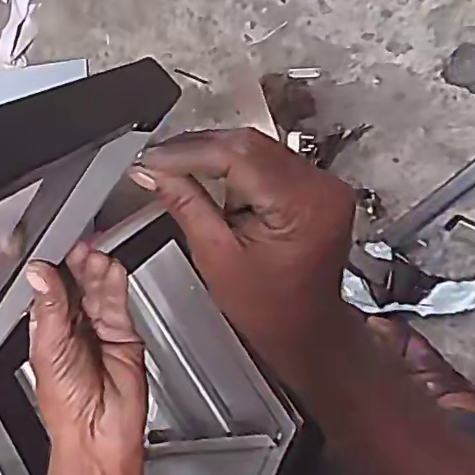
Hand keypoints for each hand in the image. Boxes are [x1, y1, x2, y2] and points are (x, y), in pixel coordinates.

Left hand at [25, 242, 147, 463]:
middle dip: (76, 264)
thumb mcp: (48, 350)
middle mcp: (72, 327)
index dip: (52, 268)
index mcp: (46, 330)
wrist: (98, 437)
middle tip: (78, 246)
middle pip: (76, 285)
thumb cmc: (65, 407)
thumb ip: (48, 308)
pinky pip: (118, 303)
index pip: (49, 290)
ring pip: (97, 290)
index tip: (54, 247)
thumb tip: (38, 274)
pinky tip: (111, 269)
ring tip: (93, 253)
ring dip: (96, 270)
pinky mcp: (123, 334)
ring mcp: (99, 330)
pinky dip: (115, 284)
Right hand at [134, 129, 361, 382]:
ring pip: (254, 144)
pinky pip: (265, 157)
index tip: (153, 157)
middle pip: (246, 143)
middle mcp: (321, 187)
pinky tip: (204, 173)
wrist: (306, 331)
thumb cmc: (272, 311)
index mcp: (301, 205)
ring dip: (211, 152)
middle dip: (195, 148)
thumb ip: (185, 204)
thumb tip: (155, 171)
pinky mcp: (314, 184)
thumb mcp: (217, 257)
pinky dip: (231, 162)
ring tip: (174, 167)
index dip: (187, 152)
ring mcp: (322, 183)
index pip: (236, 155)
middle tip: (157, 159)